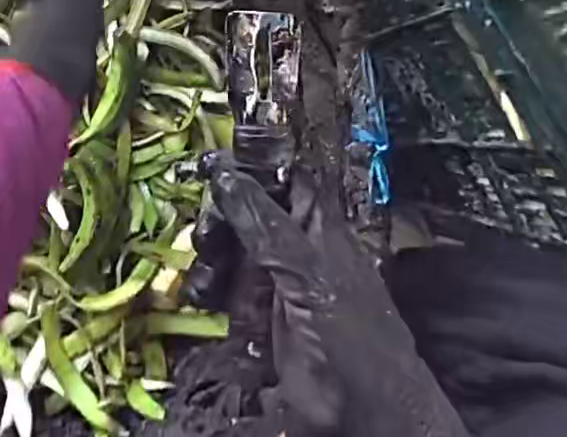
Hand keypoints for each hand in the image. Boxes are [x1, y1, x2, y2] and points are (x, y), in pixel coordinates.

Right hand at [202, 152, 468, 436]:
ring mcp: (272, 270)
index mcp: (313, 216)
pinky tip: (202, 288)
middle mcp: (291, 235)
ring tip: (205, 261)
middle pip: (245, 201)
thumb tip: (220, 172)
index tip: (209, 156)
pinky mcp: (255, 304)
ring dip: (211, 244)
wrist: (364, 415)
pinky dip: (209, 278)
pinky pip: (224, 277)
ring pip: (230, 237)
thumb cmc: (349, 333)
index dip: (248, 157)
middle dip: (220, 208)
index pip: (279, 168)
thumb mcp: (305, 269)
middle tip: (205, 226)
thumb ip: (262, 221)